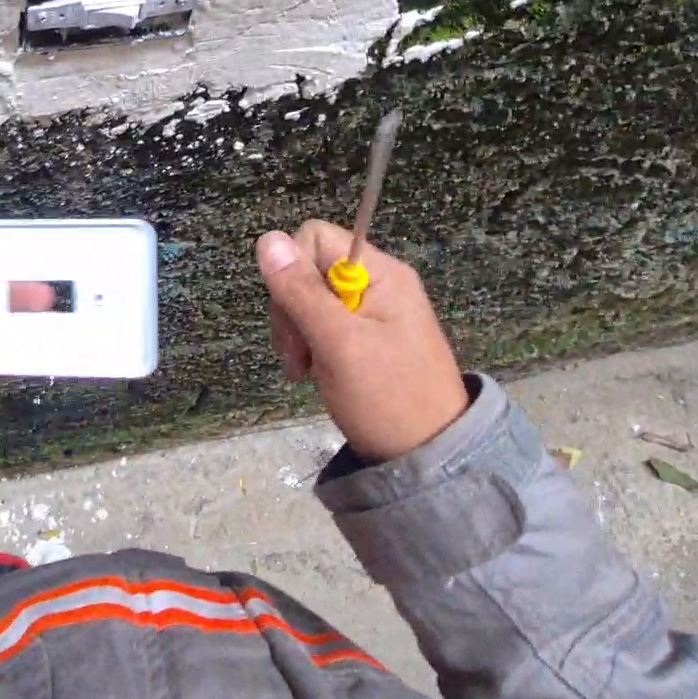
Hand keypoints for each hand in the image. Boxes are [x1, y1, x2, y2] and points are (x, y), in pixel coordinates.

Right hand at [255, 221, 469, 463]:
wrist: (429, 460)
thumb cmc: (387, 398)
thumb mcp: (338, 344)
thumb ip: (301, 291)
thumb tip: (268, 238)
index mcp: (381, 273)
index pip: (314, 238)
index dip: (292, 271)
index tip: (294, 317)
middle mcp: (378, 282)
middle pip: (307, 268)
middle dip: (290, 308)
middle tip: (297, 354)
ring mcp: (372, 310)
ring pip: (307, 296)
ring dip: (295, 331)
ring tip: (302, 369)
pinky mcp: (365, 335)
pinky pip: (320, 321)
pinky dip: (307, 344)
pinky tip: (310, 371)